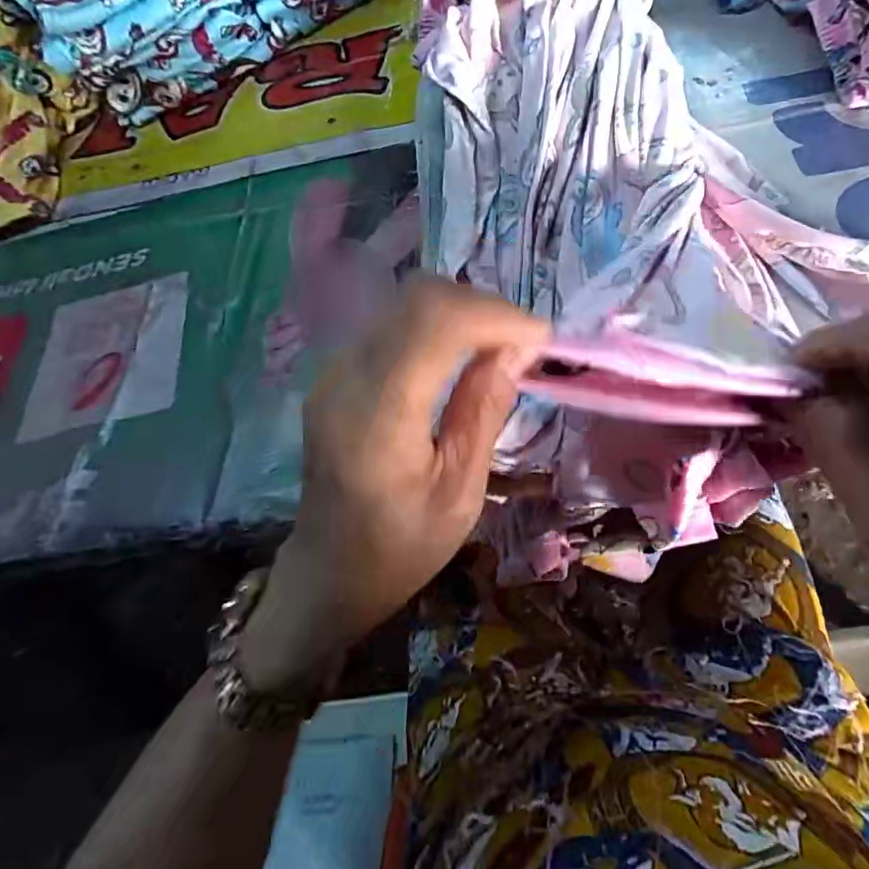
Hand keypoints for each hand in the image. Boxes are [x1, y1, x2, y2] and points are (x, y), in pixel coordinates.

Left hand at [238, 276, 545, 689]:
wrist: (329, 570)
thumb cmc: (401, 548)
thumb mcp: (460, 493)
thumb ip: (484, 411)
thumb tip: (516, 348)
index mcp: (379, 416)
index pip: (436, 323)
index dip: (495, 315)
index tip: (540, 338)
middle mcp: (346, 379)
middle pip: (418, 299)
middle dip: (481, 307)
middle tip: (521, 343)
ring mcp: (331, 372)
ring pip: (403, 304)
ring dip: (459, 312)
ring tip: (496, 348)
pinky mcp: (331, 374)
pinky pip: (389, 325)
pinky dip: (433, 326)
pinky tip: (458, 357)